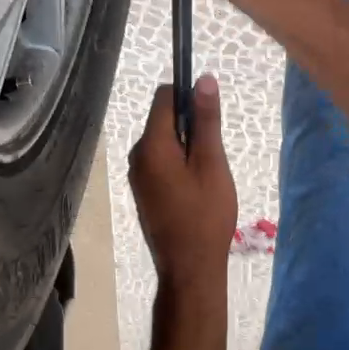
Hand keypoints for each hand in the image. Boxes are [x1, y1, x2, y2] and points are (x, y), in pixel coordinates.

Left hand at [129, 74, 236, 292]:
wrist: (189, 270)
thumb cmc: (205, 214)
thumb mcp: (211, 162)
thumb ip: (206, 119)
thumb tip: (203, 78)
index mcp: (151, 144)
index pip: (164, 97)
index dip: (188, 97)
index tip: (209, 118)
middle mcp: (137, 155)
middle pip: (163, 119)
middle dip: (189, 126)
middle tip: (212, 156)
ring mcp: (137, 175)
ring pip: (164, 142)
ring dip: (186, 148)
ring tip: (205, 176)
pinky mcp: (143, 192)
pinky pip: (160, 162)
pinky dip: (178, 165)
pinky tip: (195, 190)